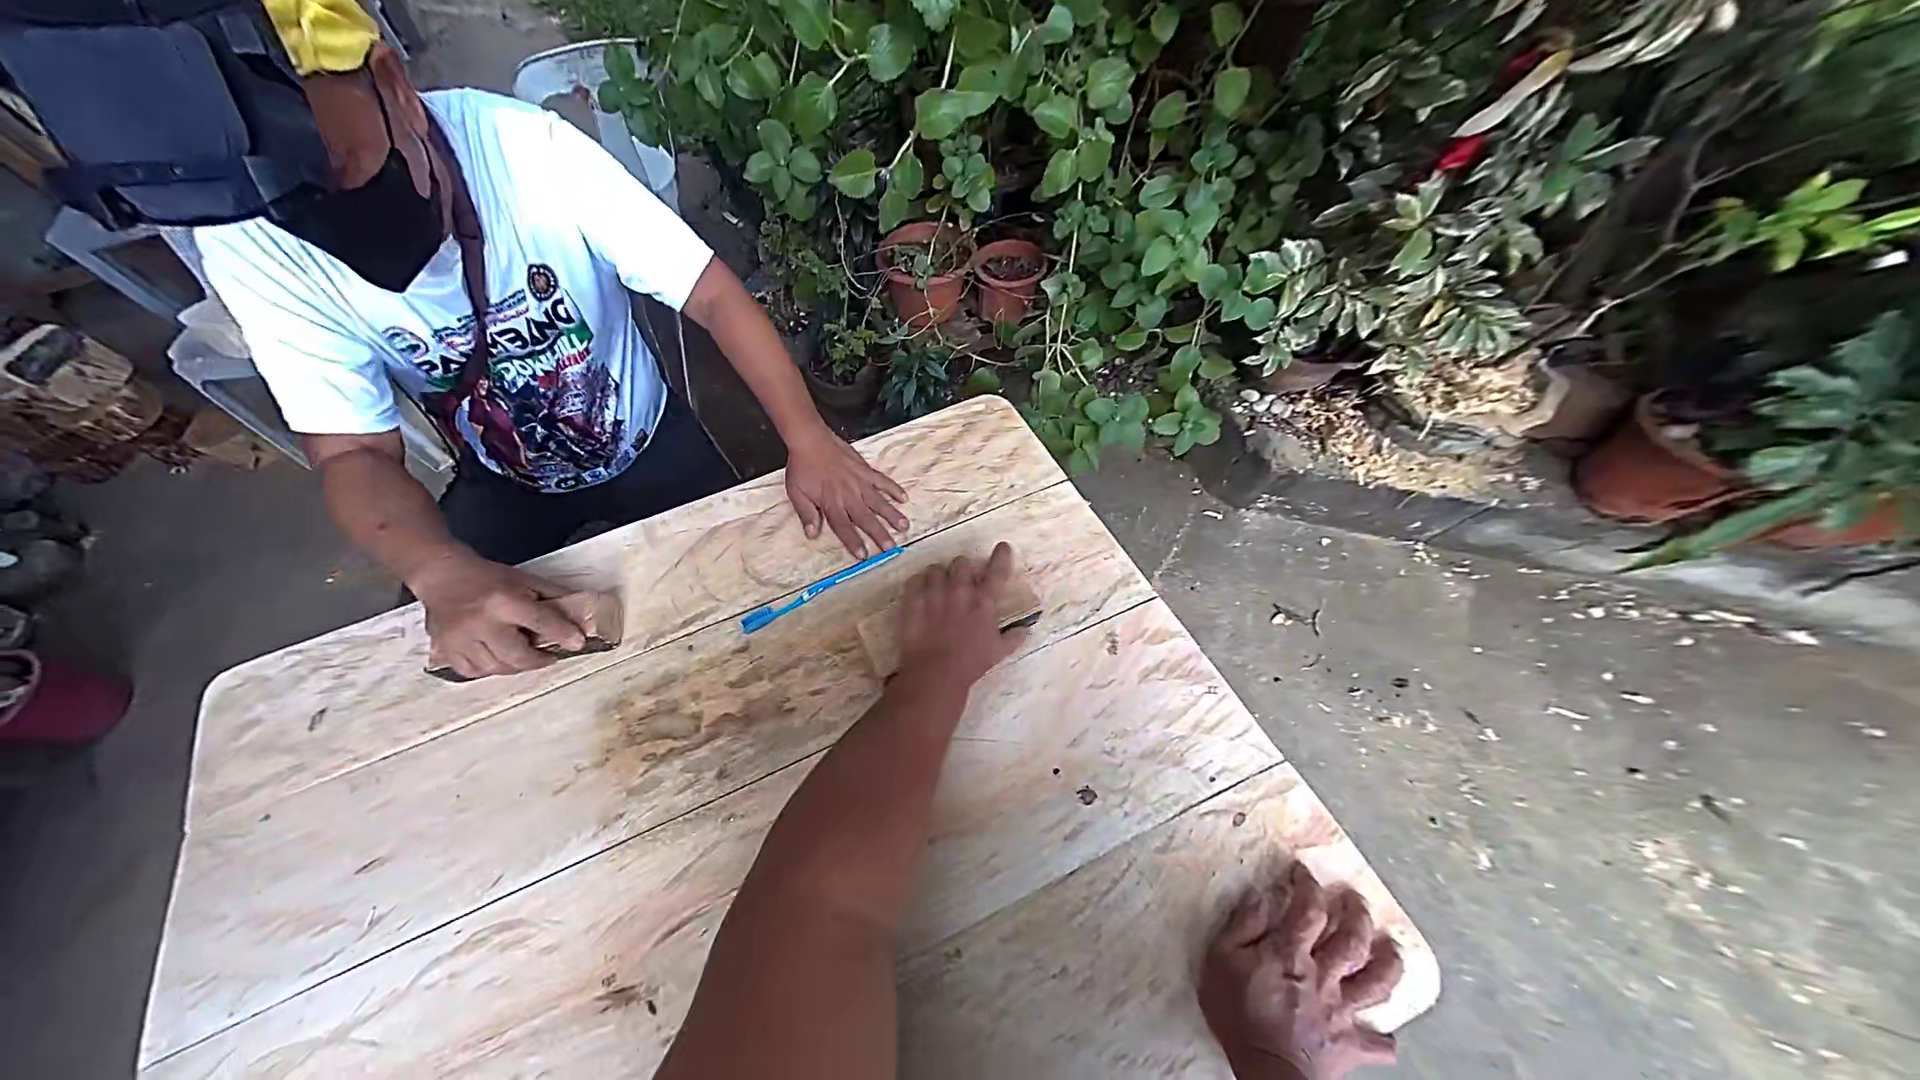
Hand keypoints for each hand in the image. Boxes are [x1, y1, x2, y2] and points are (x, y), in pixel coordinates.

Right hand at [408, 552, 588, 678]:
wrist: (442, 576)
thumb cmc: (490, 579)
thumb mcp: (528, 581)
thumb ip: (556, 597)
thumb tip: (583, 615)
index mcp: (504, 601)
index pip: (540, 621)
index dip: (563, 634)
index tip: (578, 644)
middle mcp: (480, 622)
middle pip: (517, 655)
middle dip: (539, 660)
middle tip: (550, 655)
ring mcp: (458, 639)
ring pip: (496, 668)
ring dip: (517, 666)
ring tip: (526, 655)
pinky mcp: (443, 649)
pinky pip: (474, 672)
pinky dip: (492, 669)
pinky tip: (500, 657)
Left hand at [785, 427, 907, 556]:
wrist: (810, 440)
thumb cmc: (802, 467)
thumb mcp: (797, 493)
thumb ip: (806, 514)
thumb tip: (812, 534)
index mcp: (831, 503)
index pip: (843, 527)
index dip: (853, 542)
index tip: (863, 555)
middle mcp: (848, 495)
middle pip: (865, 518)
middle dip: (879, 533)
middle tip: (891, 546)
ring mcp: (859, 482)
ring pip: (878, 502)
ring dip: (891, 515)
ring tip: (904, 526)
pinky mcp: (865, 470)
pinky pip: (882, 481)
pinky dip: (893, 489)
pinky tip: (904, 498)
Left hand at [894, 542, 1026, 693]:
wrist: (935, 672)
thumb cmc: (970, 663)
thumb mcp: (997, 652)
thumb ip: (1013, 638)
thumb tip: (1024, 630)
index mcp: (983, 601)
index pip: (997, 571)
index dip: (1001, 556)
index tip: (1002, 547)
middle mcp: (960, 590)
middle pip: (961, 563)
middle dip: (962, 569)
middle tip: (959, 581)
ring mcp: (935, 592)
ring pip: (936, 568)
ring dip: (939, 576)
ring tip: (937, 588)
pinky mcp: (913, 599)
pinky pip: (915, 579)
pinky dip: (918, 584)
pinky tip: (920, 594)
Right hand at [1199, 863, 1402, 1079]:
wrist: (1267, 1076)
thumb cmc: (1237, 1015)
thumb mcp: (1220, 960)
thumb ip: (1242, 926)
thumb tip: (1260, 897)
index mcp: (1290, 953)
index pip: (1308, 908)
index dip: (1308, 884)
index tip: (1303, 872)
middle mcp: (1323, 976)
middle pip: (1353, 939)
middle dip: (1357, 913)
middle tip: (1355, 899)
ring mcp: (1342, 1012)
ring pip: (1379, 982)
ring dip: (1389, 961)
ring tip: (1391, 946)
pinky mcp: (1352, 1046)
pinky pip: (1380, 1042)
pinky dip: (1384, 1035)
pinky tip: (1380, 1028)